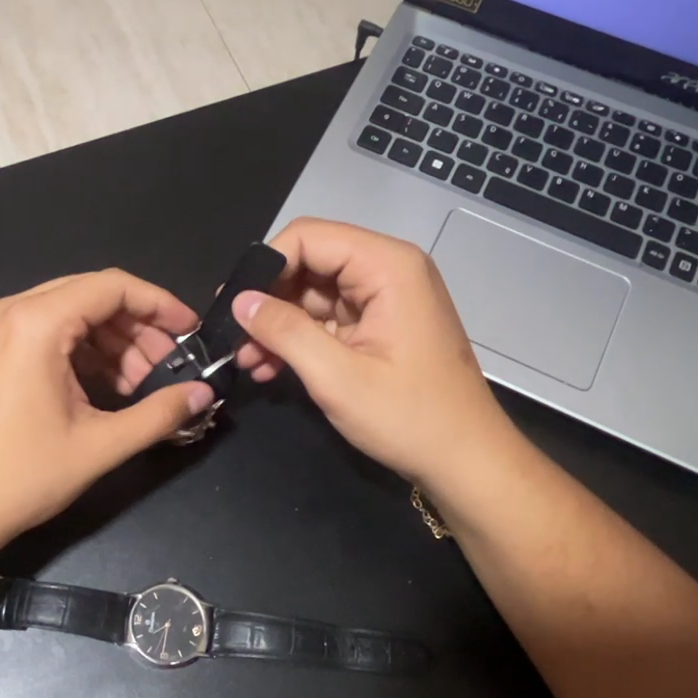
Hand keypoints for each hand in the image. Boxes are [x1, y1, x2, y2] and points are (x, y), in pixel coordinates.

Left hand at [0, 270, 215, 539]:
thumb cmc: (26, 475)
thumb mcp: (102, 445)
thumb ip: (160, 414)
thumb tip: (204, 394)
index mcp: (35, 324)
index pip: (111, 288)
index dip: (159, 305)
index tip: (191, 331)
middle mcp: (12, 312)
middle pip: (93, 295)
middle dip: (139, 327)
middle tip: (172, 365)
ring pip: (74, 312)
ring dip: (115, 342)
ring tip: (146, 383)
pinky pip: (53, 330)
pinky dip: (88, 351)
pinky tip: (114, 385)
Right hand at [231, 217, 516, 487]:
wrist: (465, 460)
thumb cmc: (408, 418)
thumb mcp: (336, 376)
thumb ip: (285, 332)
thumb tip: (239, 302)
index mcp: (387, 267)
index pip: (309, 237)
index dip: (265, 267)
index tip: (233, 307)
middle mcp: (388, 270)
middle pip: (309, 263)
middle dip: (268, 301)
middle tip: (233, 340)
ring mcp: (385, 299)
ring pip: (313, 294)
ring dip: (278, 326)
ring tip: (247, 362)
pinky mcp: (380, 327)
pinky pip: (328, 320)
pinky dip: (298, 340)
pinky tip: (271, 368)